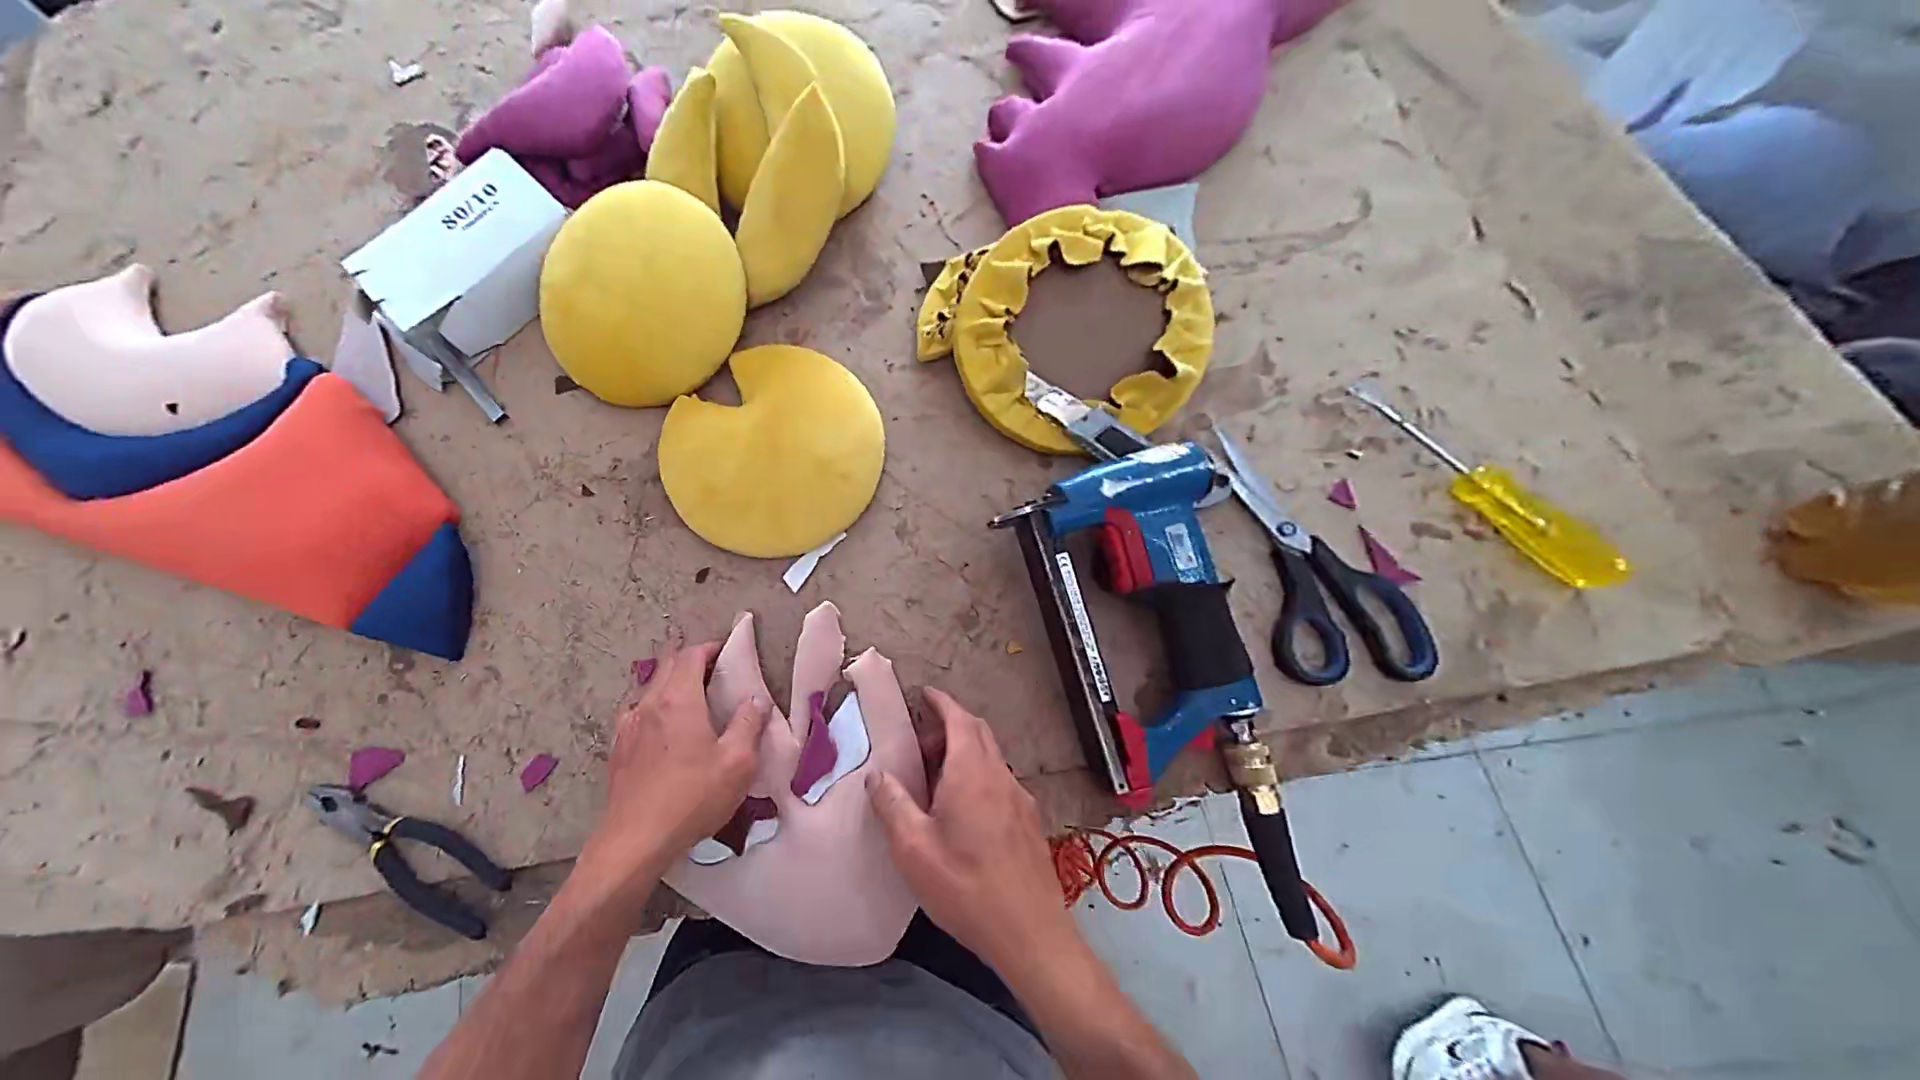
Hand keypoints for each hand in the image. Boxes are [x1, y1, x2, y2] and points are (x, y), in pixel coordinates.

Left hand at [578, 641, 768, 891]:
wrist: (635, 842)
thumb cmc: (692, 798)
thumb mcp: (737, 762)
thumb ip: (748, 724)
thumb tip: (755, 699)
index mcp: (678, 700)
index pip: (691, 656)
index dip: (709, 647)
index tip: (727, 649)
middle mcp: (648, 705)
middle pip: (666, 665)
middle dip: (689, 658)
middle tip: (712, 665)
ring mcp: (628, 727)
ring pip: (648, 688)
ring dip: (668, 680)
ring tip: (688, 692)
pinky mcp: (618, 751)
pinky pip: (636, 712)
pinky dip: (652, 705)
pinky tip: (660, 725)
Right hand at [866, 687, 1076, 976]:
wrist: (1030, 932)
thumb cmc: (966, 888)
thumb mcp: (914, 850)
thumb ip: (893, 805)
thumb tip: (877, 774)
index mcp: (972, 772)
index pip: (959, 719)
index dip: (941, 702)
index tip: (924, 694)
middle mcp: (1001, 776)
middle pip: (978, 732)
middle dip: (950, 724)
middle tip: (920, 740)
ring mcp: (1020, 798)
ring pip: (991, 757)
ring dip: (964, 751)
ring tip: (934, 776)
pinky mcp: (1029, 820)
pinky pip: (1000, 780)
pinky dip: (979, 773)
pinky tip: (963, 808)